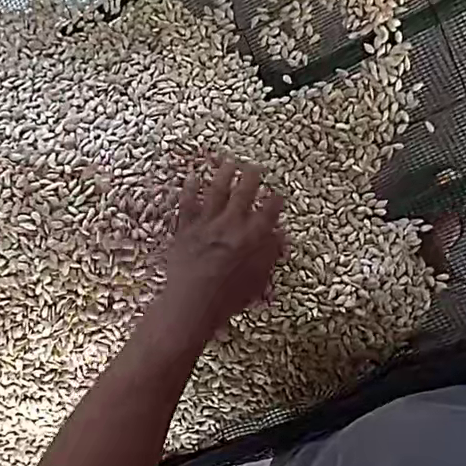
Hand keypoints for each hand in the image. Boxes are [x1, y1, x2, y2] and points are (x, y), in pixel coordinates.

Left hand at [146, 157, 285, 343]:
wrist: (191, 303)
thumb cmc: (227, 298)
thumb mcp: (258, 280)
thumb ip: (270, 255)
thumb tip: (279, 237)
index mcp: (252, 237)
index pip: (268, 213)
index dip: (275, 202)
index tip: (278, 194)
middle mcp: (230, 225)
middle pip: (244, 194)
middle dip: (252, 178)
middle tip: (256, 167)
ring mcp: (206, 225)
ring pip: (217, 192)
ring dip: (224, 176)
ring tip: (230, 163)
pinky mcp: (186, 230)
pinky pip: (188, 204)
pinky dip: (191, 189)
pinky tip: (193, 177)